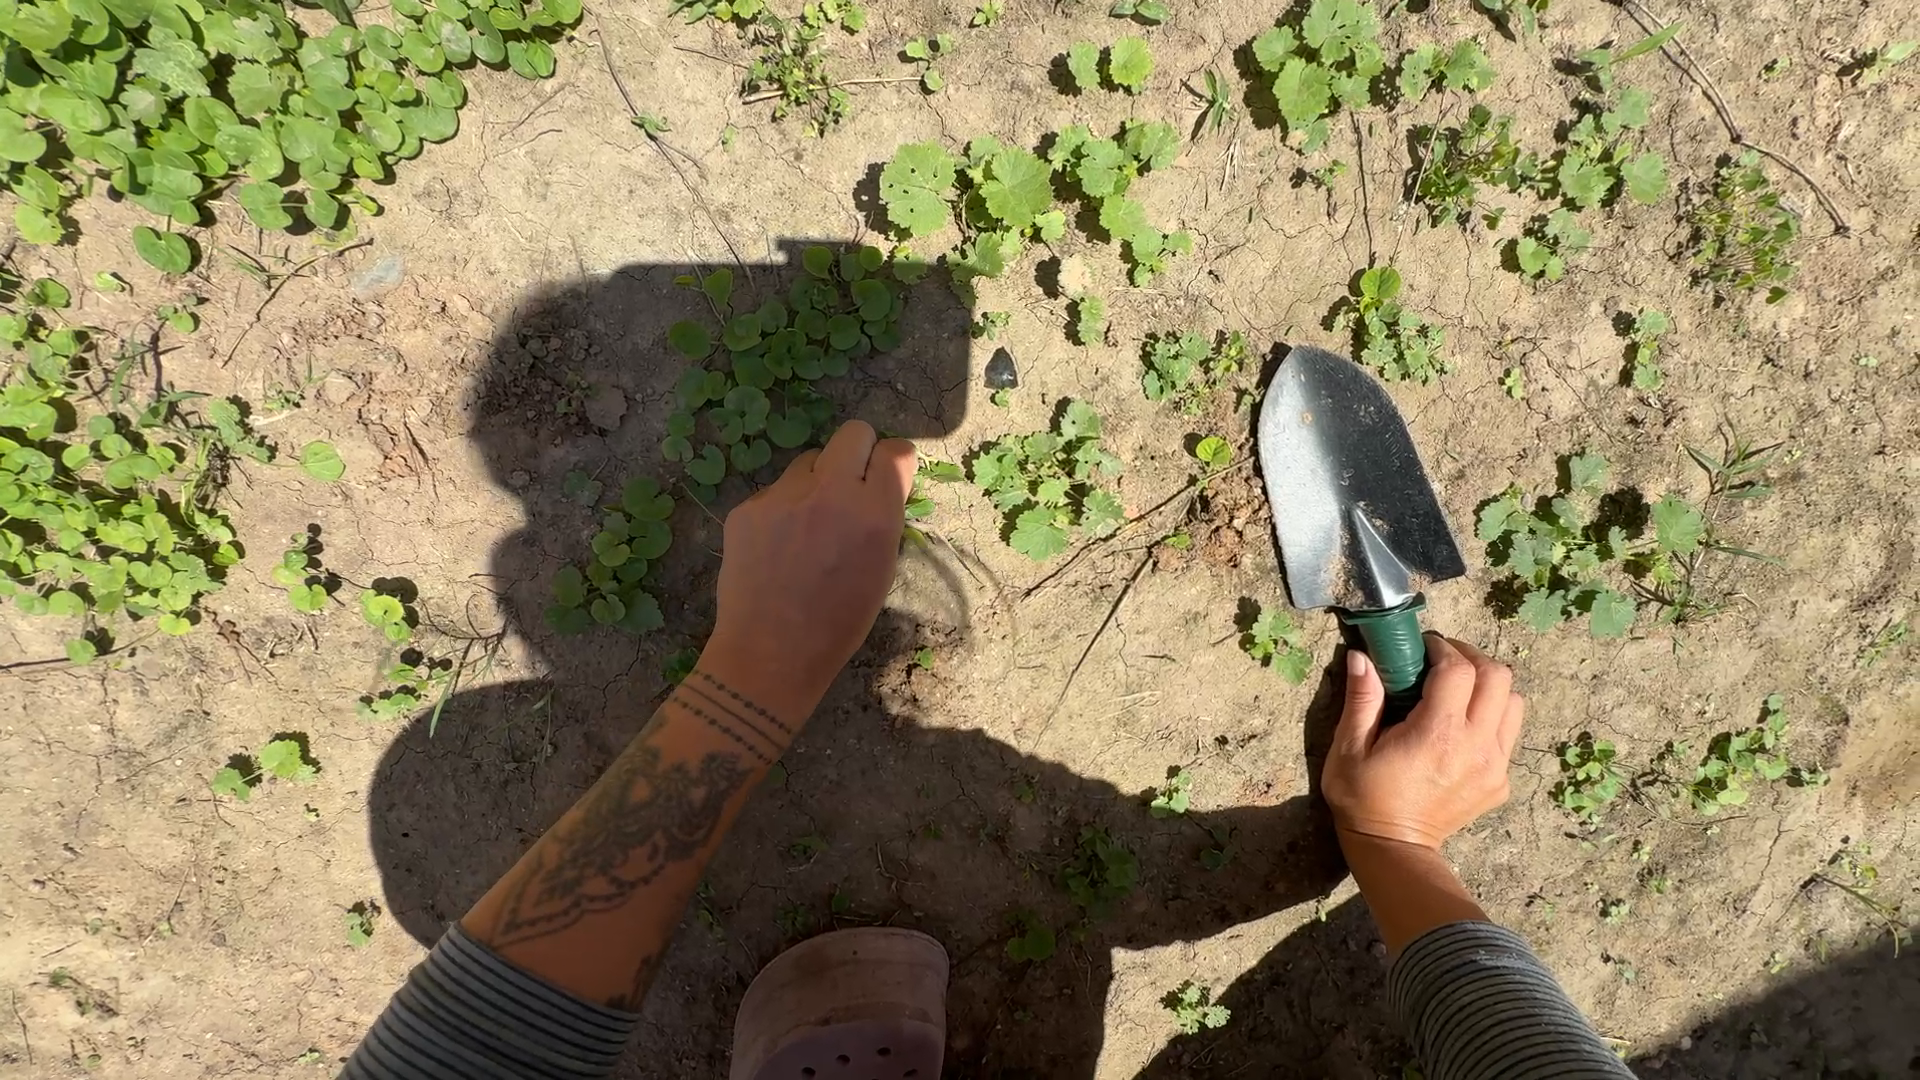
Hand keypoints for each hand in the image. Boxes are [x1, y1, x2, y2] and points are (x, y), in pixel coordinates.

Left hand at [701, 421, 914, 723]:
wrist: (771, 653)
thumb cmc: (839, 623)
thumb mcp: (881, 570)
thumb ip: (883, 520)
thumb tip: (879, 488)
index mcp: (874, 515)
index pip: (895, 451)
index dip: (894, 462)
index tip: (888, 477)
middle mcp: (831, 493)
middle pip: (853, 433)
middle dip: (859, 452)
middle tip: (852, 485)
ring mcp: (783, 497)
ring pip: (809, 461)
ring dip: (817, 481)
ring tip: (809, 524)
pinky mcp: (748, 507)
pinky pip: (776, 491)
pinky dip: (783, 508)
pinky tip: (778, 545)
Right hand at [1321, 636, 1523, 849]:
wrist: (1392, 846)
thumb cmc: (1362, 794)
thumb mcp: (1348, 745)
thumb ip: (1362, 698)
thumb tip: (1362, 657)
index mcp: (1437, 734)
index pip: (1459, 671)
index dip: (1442, 648)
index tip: (1421, 645)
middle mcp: (1476, 746)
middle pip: (1499, 678)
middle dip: (1470, 658)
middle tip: (1440, 658)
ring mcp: (1495, 766)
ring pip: (1515, 703)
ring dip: (1487, 685)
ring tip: (1455, 686)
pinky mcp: (1501, 781)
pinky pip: (1509, 732)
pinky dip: (1490, 714)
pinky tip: (1458, 722)